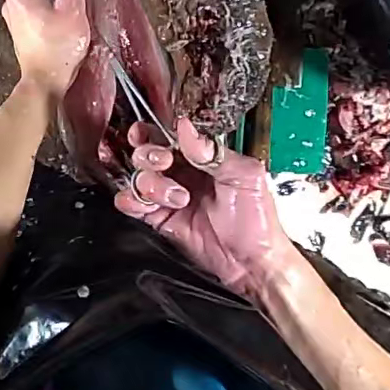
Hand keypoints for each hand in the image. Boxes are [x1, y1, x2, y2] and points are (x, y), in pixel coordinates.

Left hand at [1, 0, 94, 100]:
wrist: (46, 83)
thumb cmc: (58, 48)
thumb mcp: (72, 8)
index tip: (75, 6)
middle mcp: (11, 3)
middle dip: (64, 2)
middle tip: (72, 20)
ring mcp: (14, 19)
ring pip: (47, 5)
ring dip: (60, 14)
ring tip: (67, 30)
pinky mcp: (21, 33)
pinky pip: (42, 18)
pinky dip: (53, 24)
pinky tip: (60, 37)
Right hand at [113, 118, 299, 302]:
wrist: (252, 263)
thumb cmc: (258, 220)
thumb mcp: (244, 177)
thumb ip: (213, 152)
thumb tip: (186, 127)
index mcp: (202, 157)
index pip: (169, 134)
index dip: (154, 133)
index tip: (155, 139)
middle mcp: (183, 172)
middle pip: (146, 153)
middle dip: (149, 156)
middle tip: (164, 165)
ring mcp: (169, 195)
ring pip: (139, 177)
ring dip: (151, 185)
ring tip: (178, 199)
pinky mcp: (160, 218)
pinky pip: (132, 203)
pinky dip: (131, 201)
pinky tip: (146, 206)